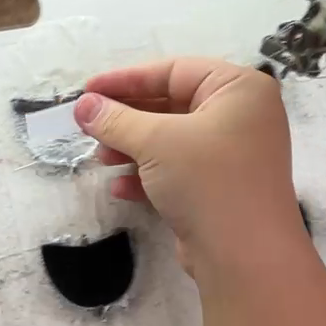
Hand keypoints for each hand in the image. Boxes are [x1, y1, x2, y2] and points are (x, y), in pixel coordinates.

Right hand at [75, 58, 302, 276]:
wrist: (242, 253)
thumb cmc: (207, 182)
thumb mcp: (156, 143)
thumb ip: (116, 121)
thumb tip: (83, 106)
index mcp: (237, 89)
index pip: (173, 72)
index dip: (126, 80)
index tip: (87, 91)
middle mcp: (238, 116)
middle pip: (170, 106)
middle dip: (126, 119)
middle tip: (89, 129)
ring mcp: (228, 154)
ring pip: (169, 141)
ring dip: (131, 149)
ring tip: (101, 160)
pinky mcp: (216, 188)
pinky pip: (175, 171)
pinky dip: (146, 176)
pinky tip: (120, 187)